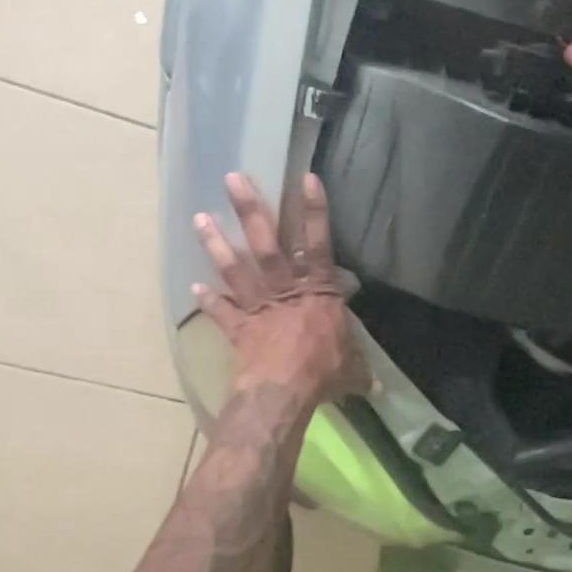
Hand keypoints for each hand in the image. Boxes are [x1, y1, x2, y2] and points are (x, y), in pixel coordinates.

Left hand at [193, 172, 369, 404]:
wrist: (282, 393)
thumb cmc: (323, 373)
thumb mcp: (352, 368)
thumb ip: (359, 368)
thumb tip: (376, 385)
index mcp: (318, 293)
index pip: (318, 245)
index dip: (314, 212)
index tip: (305, 178)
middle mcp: (285, 292)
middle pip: (266, 245)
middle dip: (250, 211)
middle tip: (232, 179)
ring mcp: (258, 308)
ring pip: (235, 269)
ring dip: (216, 243)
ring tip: (198, 217)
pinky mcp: (238, 329)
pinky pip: (222, 311)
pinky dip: (209, 300)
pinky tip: (195, 286)